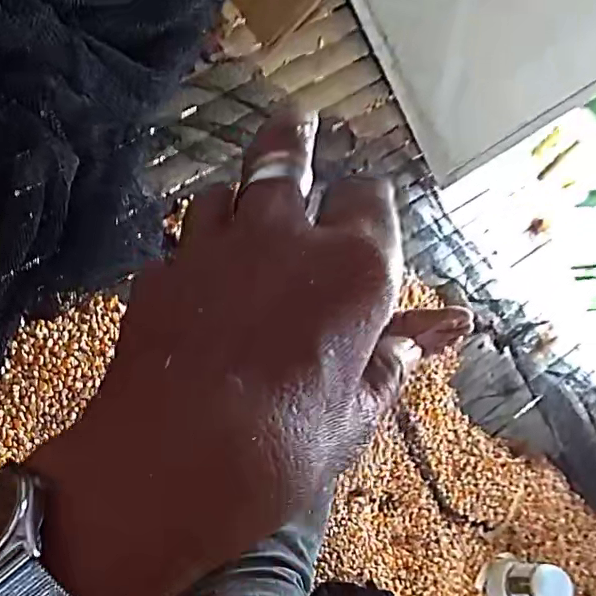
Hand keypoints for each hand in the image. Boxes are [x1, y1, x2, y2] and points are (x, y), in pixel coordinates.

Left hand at [28, 109, 420, 595]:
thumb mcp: (352, 417)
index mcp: (353, 267)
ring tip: (233, 216)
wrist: (170, 467)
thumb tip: (441, 331)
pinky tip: (184, 288)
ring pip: (219, 195)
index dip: (360, 208)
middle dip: (293, 141)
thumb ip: (390, 362)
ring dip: (230, 203)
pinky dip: (183, 263)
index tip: (352, 219)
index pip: (369, 198)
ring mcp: (208, 254)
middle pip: (287, 156)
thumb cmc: (278, 452)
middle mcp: (281, 240)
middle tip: (294, 129)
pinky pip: (172, 253)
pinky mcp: (154, 280)